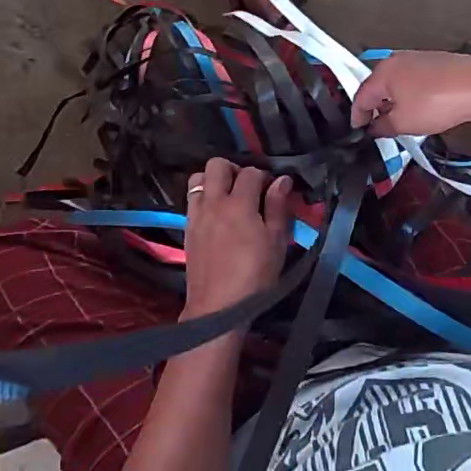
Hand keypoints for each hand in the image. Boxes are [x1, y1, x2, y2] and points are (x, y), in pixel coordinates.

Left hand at [182, 159, 292, 318]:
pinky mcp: (187, 228)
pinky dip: (204, 197)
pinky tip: (217, 214)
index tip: (274, 190)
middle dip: (234, 169)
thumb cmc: (255, 276)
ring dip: (214, 180)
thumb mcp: (276, 242)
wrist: (218, 306)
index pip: (251, 172)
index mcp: (239, 204)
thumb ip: (278, 207)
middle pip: (217, 165)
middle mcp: (213, 202)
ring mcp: (196, 214)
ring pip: (198, 178)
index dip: (265, 176)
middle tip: (249, 187)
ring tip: (229, 197)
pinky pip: (192, 199)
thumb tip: (282, 180)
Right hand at [349, 51, 470, 136]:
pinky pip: (415, 82)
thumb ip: (382, 127)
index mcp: (383, 72)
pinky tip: (423, 111)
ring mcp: (418, 59)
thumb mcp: (403, 124)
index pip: (360, 97)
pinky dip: (412, 97)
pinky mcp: (436, 63)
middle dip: (377, 109)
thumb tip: (375, 128)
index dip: (358, 117)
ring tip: (404, 123)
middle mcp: (398, 60)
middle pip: (378, 88)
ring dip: (396, 104)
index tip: (358, 129)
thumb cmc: (441, 100)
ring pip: (397, 85)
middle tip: (380, 129)